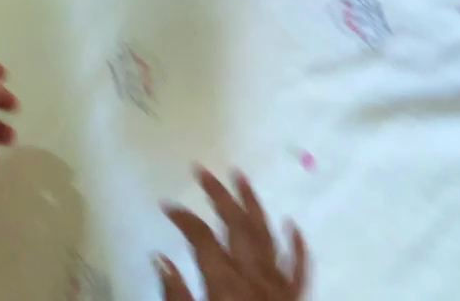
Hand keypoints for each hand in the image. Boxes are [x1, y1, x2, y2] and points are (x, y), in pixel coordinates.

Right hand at [157, 168, 307, 299]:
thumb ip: (175, 294)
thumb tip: (160, 259)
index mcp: (225, 284)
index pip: (201, 236)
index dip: (182, 217)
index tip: (165, 205)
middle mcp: (255, 279)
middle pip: (237, 226)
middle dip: (219, 195)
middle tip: (202, 170)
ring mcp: (280, 290)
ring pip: (269, 238)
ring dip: (255, 206)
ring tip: (241, 178)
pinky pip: (300, 271)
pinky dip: (297, 246)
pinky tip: (292, 225)